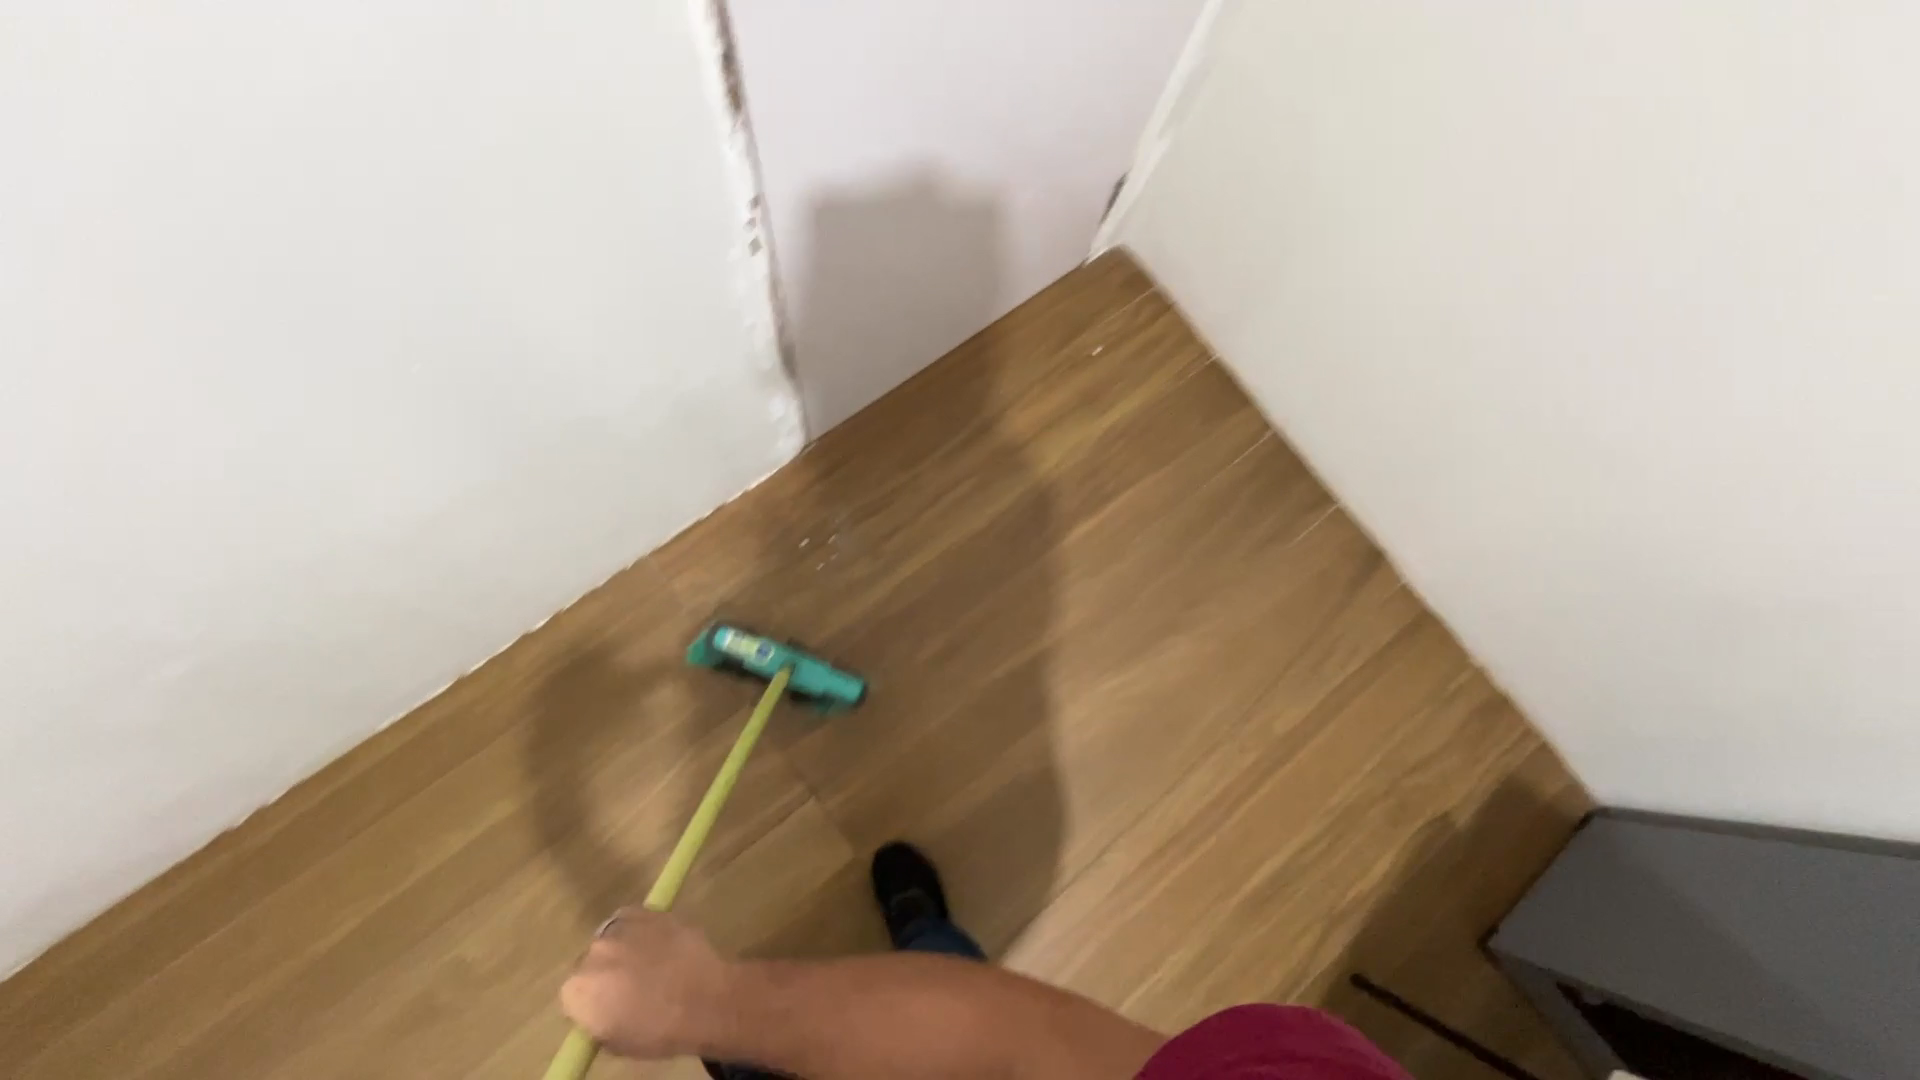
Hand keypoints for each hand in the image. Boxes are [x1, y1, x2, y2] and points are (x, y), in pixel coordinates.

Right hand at [560, 908, 736, 1060]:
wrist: (703, 998)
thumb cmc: (658, 1030)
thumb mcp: (614, 1042)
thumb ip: (597, 1020)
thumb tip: (601, 1007)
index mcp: (577, 991)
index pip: (573, 994)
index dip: (592, 1001)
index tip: (609, 1006)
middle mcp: (593, 954)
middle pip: (591, 961)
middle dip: (606, 971)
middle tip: (631, 983)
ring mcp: (621, 928)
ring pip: (611, 937)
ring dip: (622, 947)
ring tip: (647, 959)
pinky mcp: (647, 911)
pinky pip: (631, 916)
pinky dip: (638, 927)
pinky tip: (655, 940)